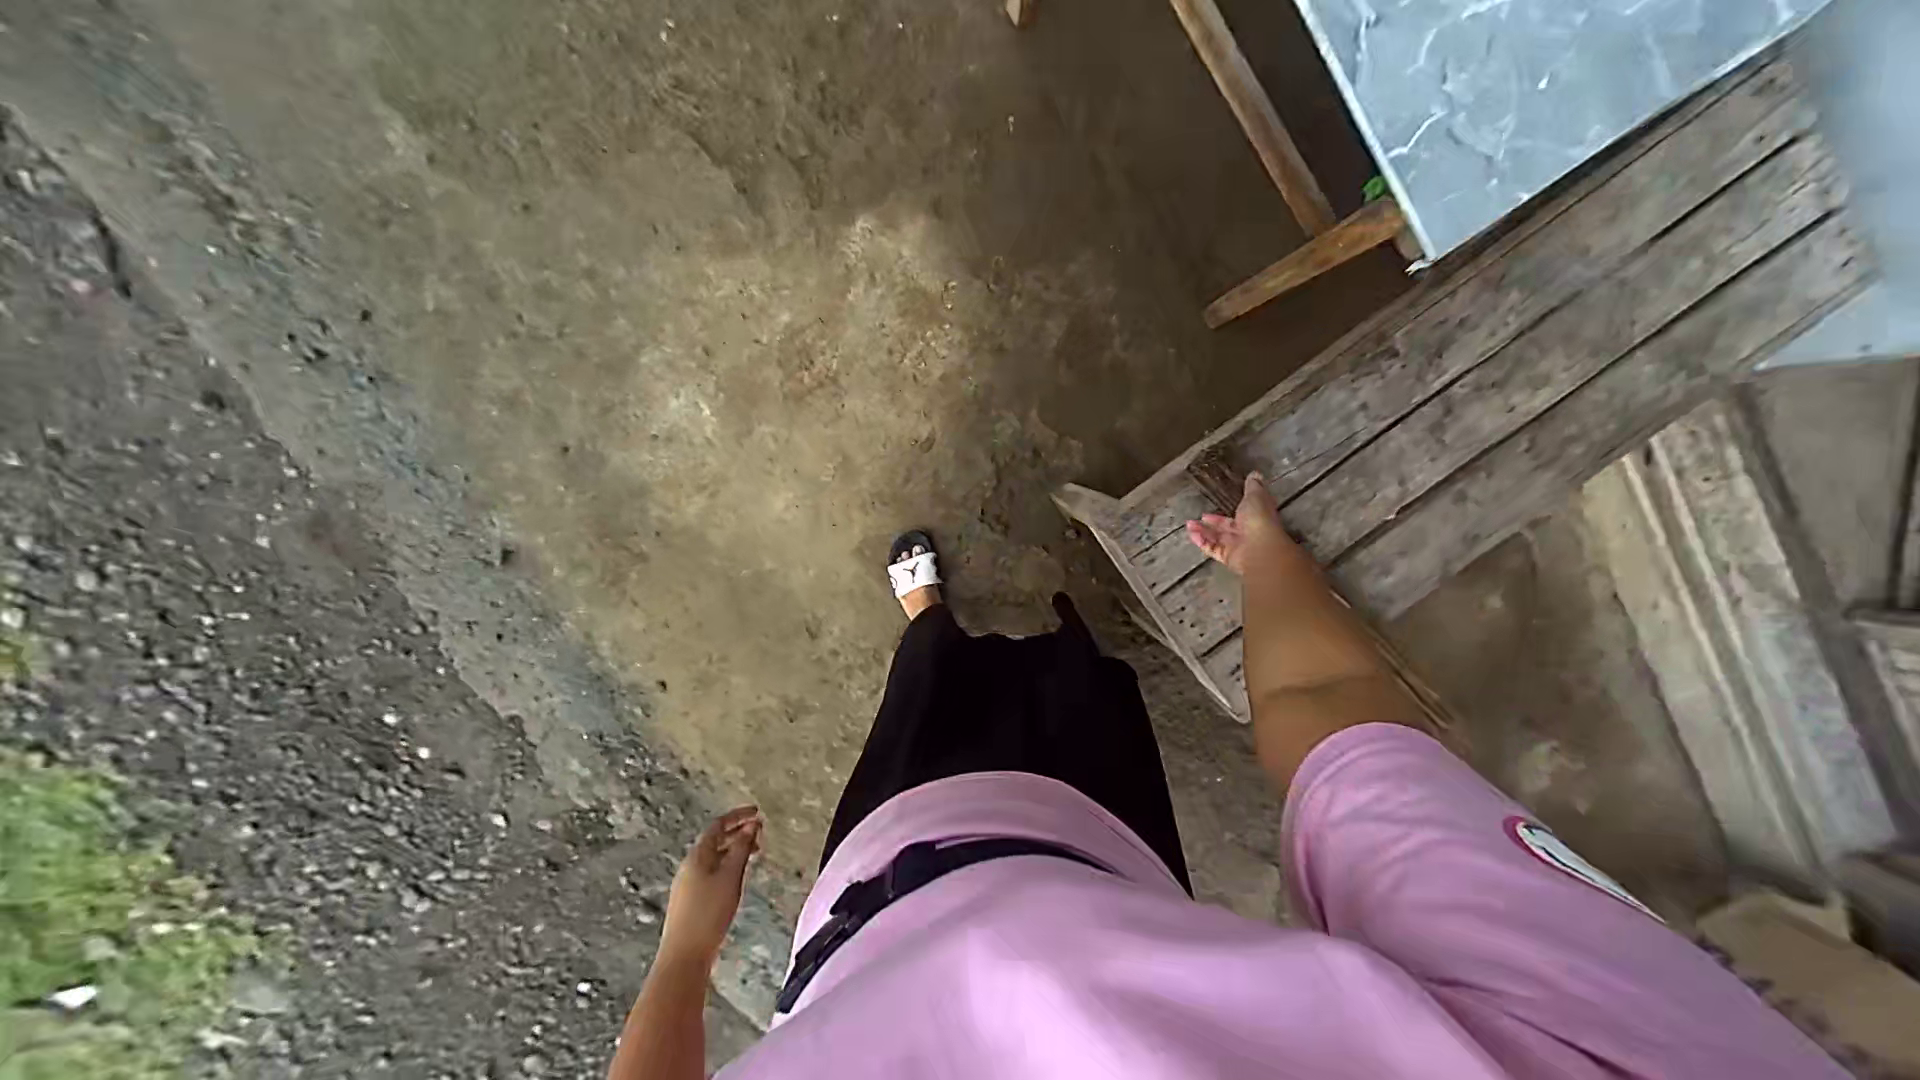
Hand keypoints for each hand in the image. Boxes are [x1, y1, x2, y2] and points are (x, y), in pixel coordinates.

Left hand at [660, 805, 762, 966]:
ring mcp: (688, 884)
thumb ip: (742, 848)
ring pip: (714, 857)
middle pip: (715, 840)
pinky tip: (737, 877)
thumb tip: (751, 826)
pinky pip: (711, 872)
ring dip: (734, 849)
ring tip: (753, 853)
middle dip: (738, 832)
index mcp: (697, 856)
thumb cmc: (708, 914)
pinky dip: (727, 865)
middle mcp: (690, 866)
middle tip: (759, 832)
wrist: (684, 956)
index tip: (756, 812)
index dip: (738, 816)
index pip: (718, 825)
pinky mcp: (690, 900)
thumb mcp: (731, 876)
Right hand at [1186, 472, 1288, 575]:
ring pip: (1215, 538)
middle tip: (1195, 517)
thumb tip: (1255, 474)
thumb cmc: (1259, 520)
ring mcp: (1235, 546)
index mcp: (1253, 517)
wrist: (1259, 548)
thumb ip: (1253, 487)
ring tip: (1188, 525)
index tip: (1211, 507)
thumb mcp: (1255, 497)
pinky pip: (1211, 548)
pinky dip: (1201, 542)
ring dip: (1202, 531)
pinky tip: (1191, 535)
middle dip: (1210, 522)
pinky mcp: (1226, 556)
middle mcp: (1244, 532)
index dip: (1225, 511)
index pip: (1238, 514)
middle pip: (1224, 528)